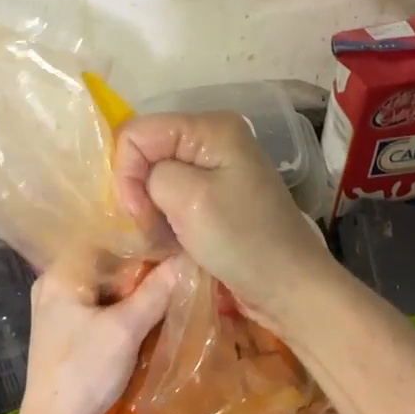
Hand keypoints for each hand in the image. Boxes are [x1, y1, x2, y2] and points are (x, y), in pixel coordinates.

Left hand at [13, 254, 177, 413]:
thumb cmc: (85, 371)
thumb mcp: (125, 329)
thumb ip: (156, 292)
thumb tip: (186, 260)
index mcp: (60, 275)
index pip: (103, 238)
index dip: (140, 238)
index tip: (174, 240)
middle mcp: (54, 285)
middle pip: (105, 263)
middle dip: (141, 267)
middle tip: (179, 265)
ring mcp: (58, 310)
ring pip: (105, 288)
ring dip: (134, 290)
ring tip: (171, 285)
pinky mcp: (66, 333)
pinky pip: (100, 308)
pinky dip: (122, 309)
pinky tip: (148, 312)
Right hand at [112, 111, 334, 321]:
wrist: (288, 286)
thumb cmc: (243, 241)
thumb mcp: (189, 198)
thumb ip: (151, 175)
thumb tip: (138, 183)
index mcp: (209, 128)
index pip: (136, 133)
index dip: (126, 172)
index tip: (139, 213)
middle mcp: (211, 141)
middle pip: (146, 155)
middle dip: (138, 193)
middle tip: (150, 229)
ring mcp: (215, 171)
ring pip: (155, 181)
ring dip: (151, 213)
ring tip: (165, 240)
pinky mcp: (215, 199)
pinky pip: (173, 201)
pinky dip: (166, 222)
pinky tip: (176, 242)